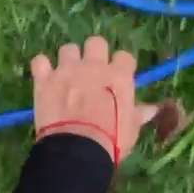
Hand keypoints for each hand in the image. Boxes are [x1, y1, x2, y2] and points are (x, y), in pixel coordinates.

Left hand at [29, 37, 157, 164]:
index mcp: (118, 76)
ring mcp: (67, 70)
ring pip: (68, 49)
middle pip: (96, 43)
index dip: (122, 65)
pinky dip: (42, 67)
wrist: (78, 150)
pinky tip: (45, 77)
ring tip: (68, 75)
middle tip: (93, 71)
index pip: (124, 56)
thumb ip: (139, 114)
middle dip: (95, 53)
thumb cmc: (112, 140)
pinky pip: (40, 61)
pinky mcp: (44, 80)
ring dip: (69, 59)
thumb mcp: (131, 128)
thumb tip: (153, 109)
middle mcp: (93, 66)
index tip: (119, 76)